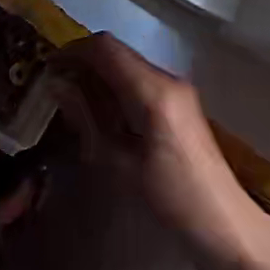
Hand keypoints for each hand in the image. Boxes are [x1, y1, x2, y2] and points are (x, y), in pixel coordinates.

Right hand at [49, 34, 250, 255]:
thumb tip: (59, 86)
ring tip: (72, 103)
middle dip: (84, 63)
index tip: (47, 66)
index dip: (73, 51)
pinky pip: (140, 80)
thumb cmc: (170, 198)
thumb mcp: (119, 164)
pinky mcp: (180, 100)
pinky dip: (117, 87)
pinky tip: (102, 115)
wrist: (222, 220)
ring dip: (99, 75)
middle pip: (118, 53)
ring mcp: (177, 87)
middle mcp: (167, 78)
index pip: (106, 49)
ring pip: (128, 65)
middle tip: (55, 87)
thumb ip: (88, 120)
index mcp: (153, 91)